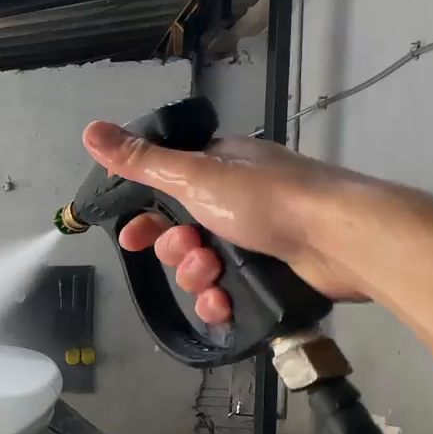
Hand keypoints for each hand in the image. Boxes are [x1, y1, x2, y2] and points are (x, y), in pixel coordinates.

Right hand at [80, 122, 372, 323]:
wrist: (343, 240)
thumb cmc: (267, 199)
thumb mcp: (193, 175)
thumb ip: (140, 161)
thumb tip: (90, 130)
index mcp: (220, 168)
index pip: (165, 190)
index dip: (144, 216)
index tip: (132, 238)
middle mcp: (237, 199)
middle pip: (179, 232)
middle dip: (174, 250)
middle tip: (189, 251)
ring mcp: (257, 237)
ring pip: (200, 265)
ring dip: (196, 276)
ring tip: (214, 275)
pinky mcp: (272, 271)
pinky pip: (227, 291)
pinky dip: (219, 300)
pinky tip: (223, 303)